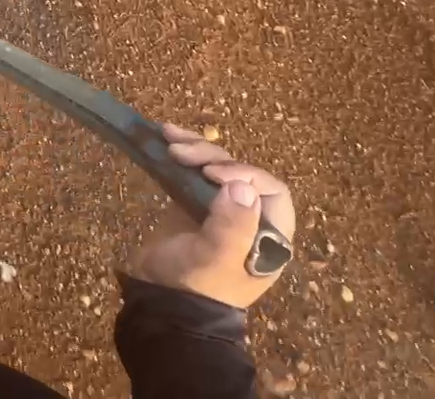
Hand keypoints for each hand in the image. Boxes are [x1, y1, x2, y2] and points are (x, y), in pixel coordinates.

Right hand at [127, 124, 296, 309]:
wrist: (163, 299)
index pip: (271, 191)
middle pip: (239, 173)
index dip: (245, 174)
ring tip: (167, 136)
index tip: (211, 174)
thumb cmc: (198, 283)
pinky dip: (179, 153)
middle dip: (210, 156)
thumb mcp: (217, 258)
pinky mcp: (189, 204)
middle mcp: (247, 218)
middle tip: (178, 152)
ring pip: (214, 167)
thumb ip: (233, 225)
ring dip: (194, 148)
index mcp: (268, 235)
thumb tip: (241, 186)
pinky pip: (190, 172)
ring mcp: (216, 209)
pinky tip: (162, 138)